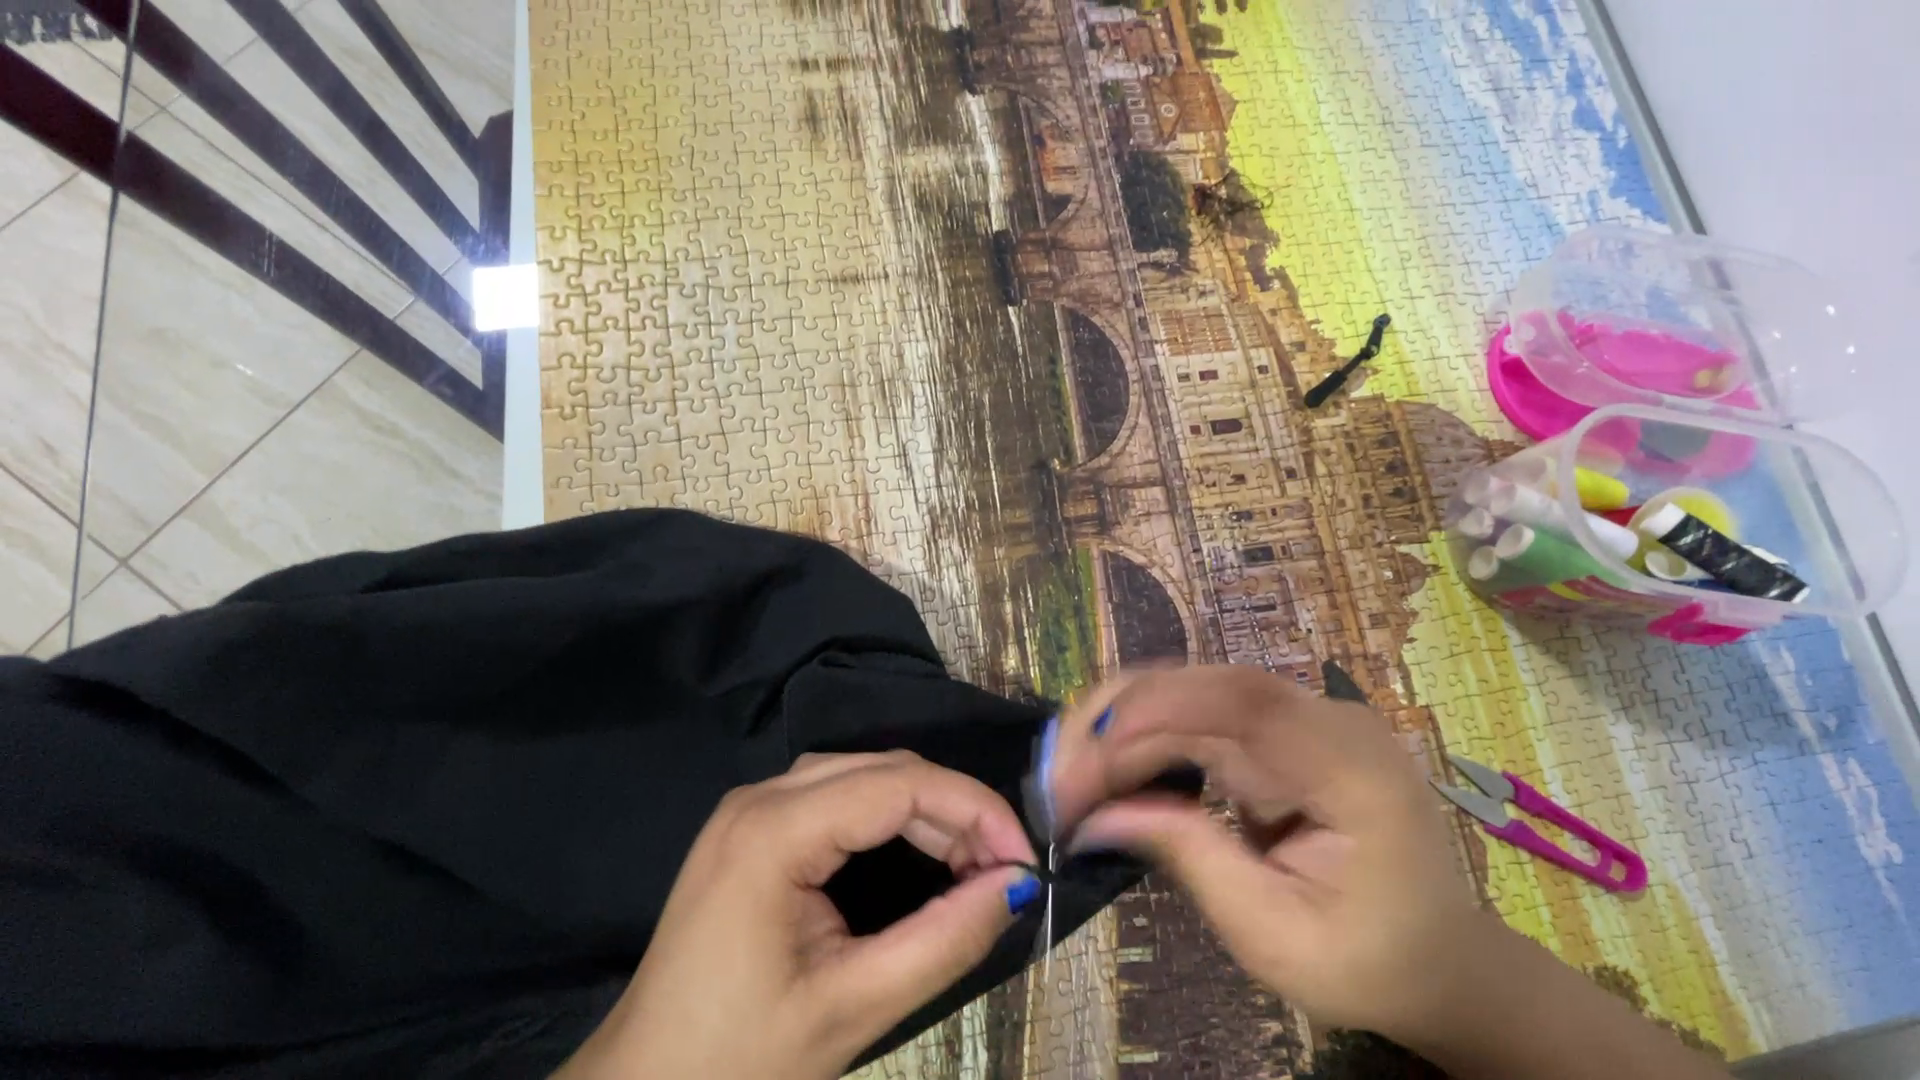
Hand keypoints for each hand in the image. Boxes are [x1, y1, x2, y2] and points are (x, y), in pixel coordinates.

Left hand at [555, 752, 1040, 1079]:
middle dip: (954, 810)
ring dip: (925, 812)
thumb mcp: (854, 1006)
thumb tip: (1016, 885)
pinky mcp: (750, 831)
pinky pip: (835, 798)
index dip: (975, 809)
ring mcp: (749, 810)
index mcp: (774, 831)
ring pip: (862, 777)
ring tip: (973, 867)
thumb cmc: (738, 1059)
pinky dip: (889, 820)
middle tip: (1005, 871)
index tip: (1025, 860)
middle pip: (882, 770)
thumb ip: (943, 940)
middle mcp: (759, 798)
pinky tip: (920, 855)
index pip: (899, 784)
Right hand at [1041, 666, 1495, 1039]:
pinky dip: (1147, 734)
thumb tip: (1094, 816)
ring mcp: (1306, 718)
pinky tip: (1109, 764)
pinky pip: (1202, 711)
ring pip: (1195, 688)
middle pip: (1207, 684)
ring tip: (1069, 772)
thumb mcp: (1272, 932)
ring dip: (1123, 722)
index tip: (1081, 769)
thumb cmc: (1366, 962)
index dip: (1151, 716)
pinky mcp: (1281, 730)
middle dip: (1118, 719)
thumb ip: (1187, 857)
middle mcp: (1329, 720)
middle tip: (1056, 776)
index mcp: (1350, 768)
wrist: (1437, 962)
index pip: (1242, 706)